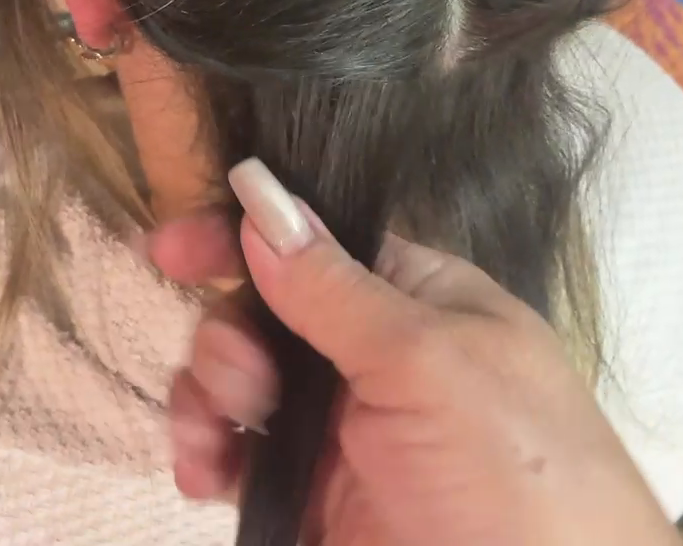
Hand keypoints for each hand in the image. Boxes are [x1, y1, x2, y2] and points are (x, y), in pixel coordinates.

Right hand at [147, 159, 682, 545]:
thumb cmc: (511, 472)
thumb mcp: (426, 362)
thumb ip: (328, 283)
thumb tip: (257, 189)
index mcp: (408, 294)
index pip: (309, 239)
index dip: (240, 234)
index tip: (171, 248)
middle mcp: (365, 348)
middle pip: (260, 307)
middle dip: (228, 334)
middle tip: (244, 383)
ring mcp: (334, 423)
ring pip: (238, 376)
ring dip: (207, 393)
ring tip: (212, 439)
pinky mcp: (308, 492)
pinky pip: (235, 449)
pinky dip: (205, 450)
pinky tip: (202, 473)